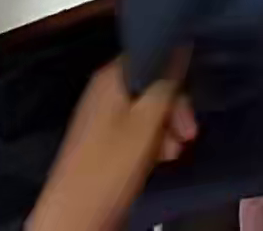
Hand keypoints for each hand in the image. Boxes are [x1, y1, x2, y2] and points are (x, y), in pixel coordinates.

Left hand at [25, 52, 197, 230]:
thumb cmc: (110, 164)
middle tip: (188, 132)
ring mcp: (102, 119)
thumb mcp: (147, 120)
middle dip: (173, 108)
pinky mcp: (104, 145)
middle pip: (150, 87)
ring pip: (146, 111)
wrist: (72, 222)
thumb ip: (166, 84)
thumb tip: (181, 48)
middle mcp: (105, 92)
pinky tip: (163, 158)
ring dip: (166, 128)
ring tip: (176, 151)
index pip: (151, 58)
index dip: (174, 74)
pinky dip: (152, 141)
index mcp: (111, 77)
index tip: (191, 97)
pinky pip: (135, 131)